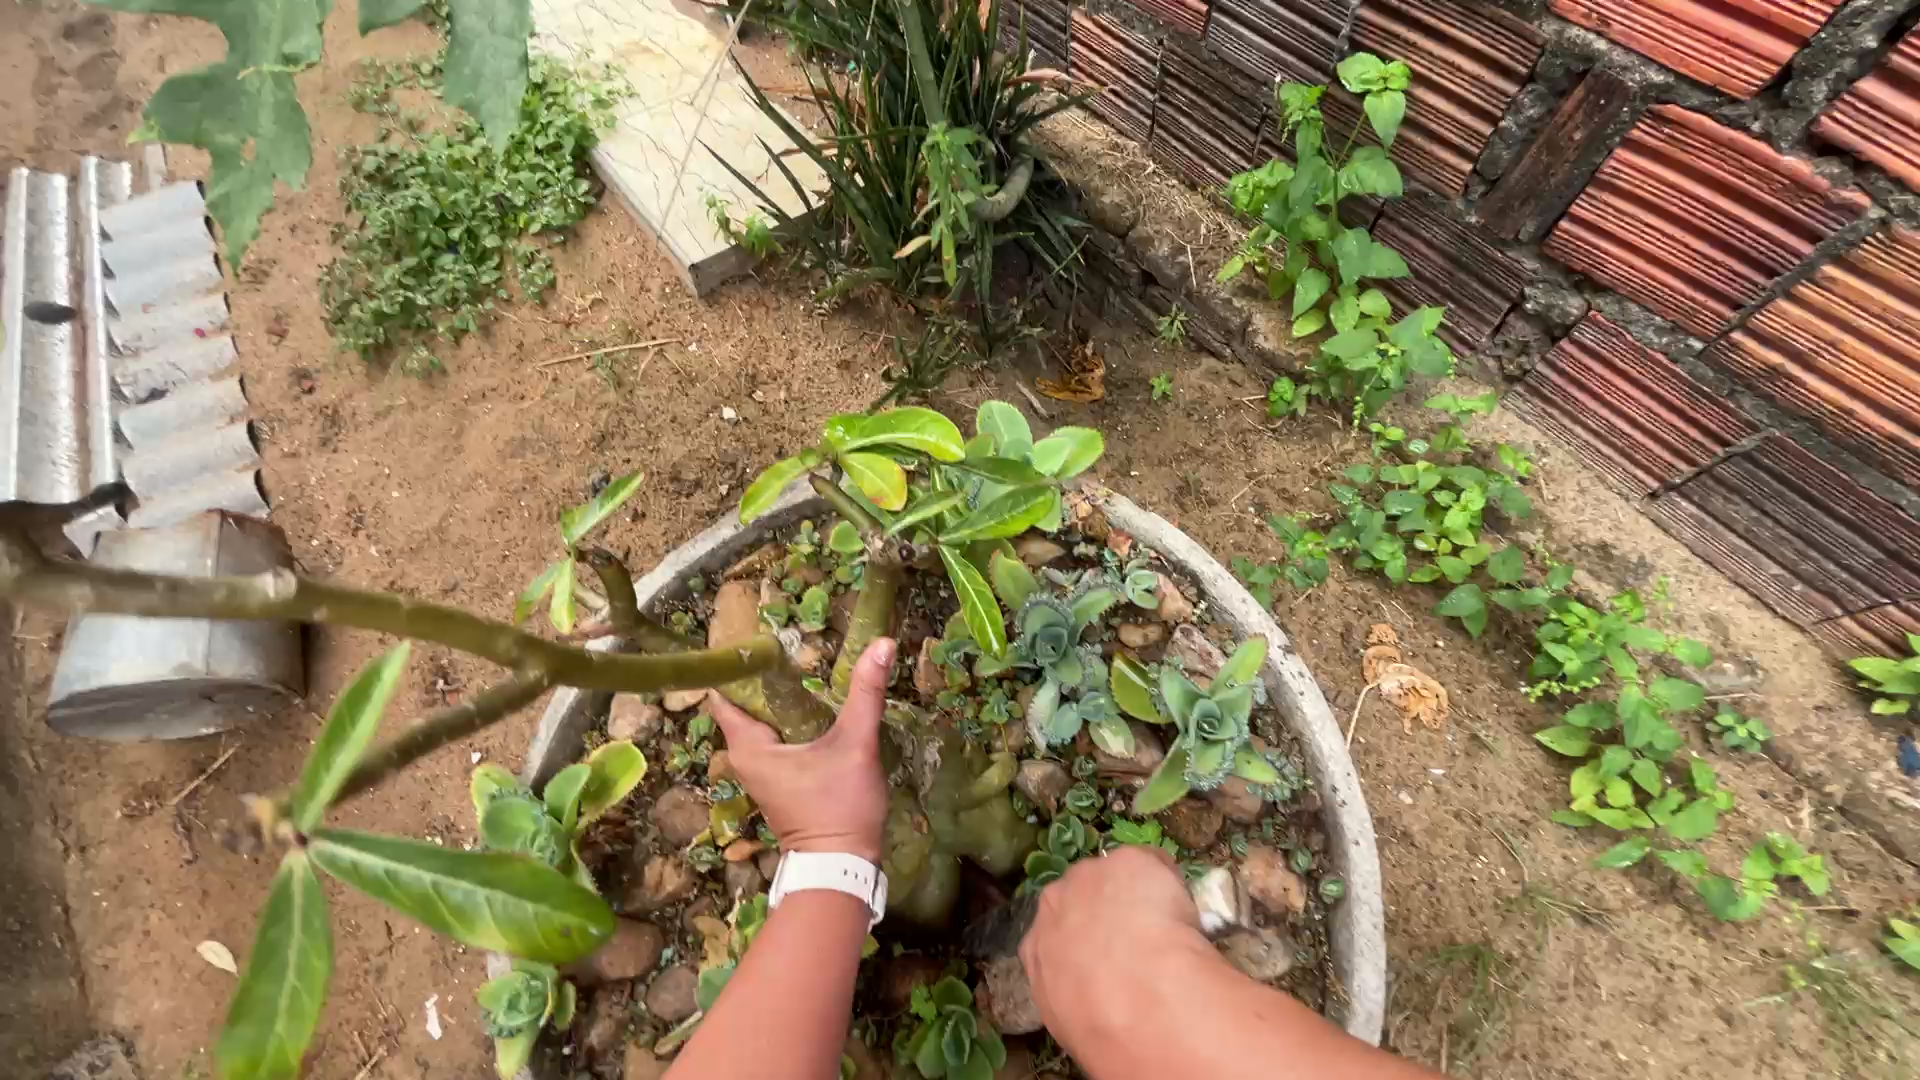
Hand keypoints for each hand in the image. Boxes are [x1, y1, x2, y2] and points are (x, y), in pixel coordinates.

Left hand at [706, 638, 893, 862]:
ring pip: (765, 719)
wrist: (842, 866)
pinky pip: (777, 735)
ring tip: (808, 662)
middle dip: (769, 674)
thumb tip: (883, 642)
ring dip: (783, 696)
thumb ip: (866, 692)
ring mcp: (762, 769)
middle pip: (748, 702)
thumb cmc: (839, 805)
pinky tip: (817, 702)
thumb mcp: (856, 744)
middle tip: (794, 642)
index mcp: (750, 746)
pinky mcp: (780, 778)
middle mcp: (746, 756)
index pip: (726, 692)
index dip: (739, 663)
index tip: (761, 636)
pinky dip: (792, 717)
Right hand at [1019, 845, 1206, 1037]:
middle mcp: (1054, 902)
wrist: (1138, 994)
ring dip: (1135, 895)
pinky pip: (1152, 867)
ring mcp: (1091, 874)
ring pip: (1116, 877)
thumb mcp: (1070, 1021)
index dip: (1080, 940)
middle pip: (1079, 896)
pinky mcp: (1129, 859)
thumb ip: (1071, 994)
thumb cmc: (1101, 1025)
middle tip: (1136, 941)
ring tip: (1166, 932)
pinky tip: (1184, 918)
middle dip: (1103, 910)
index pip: (1052, 934)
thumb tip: (1094, 998)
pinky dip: (1168, 885)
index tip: (1104, 956)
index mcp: (1036, 947)